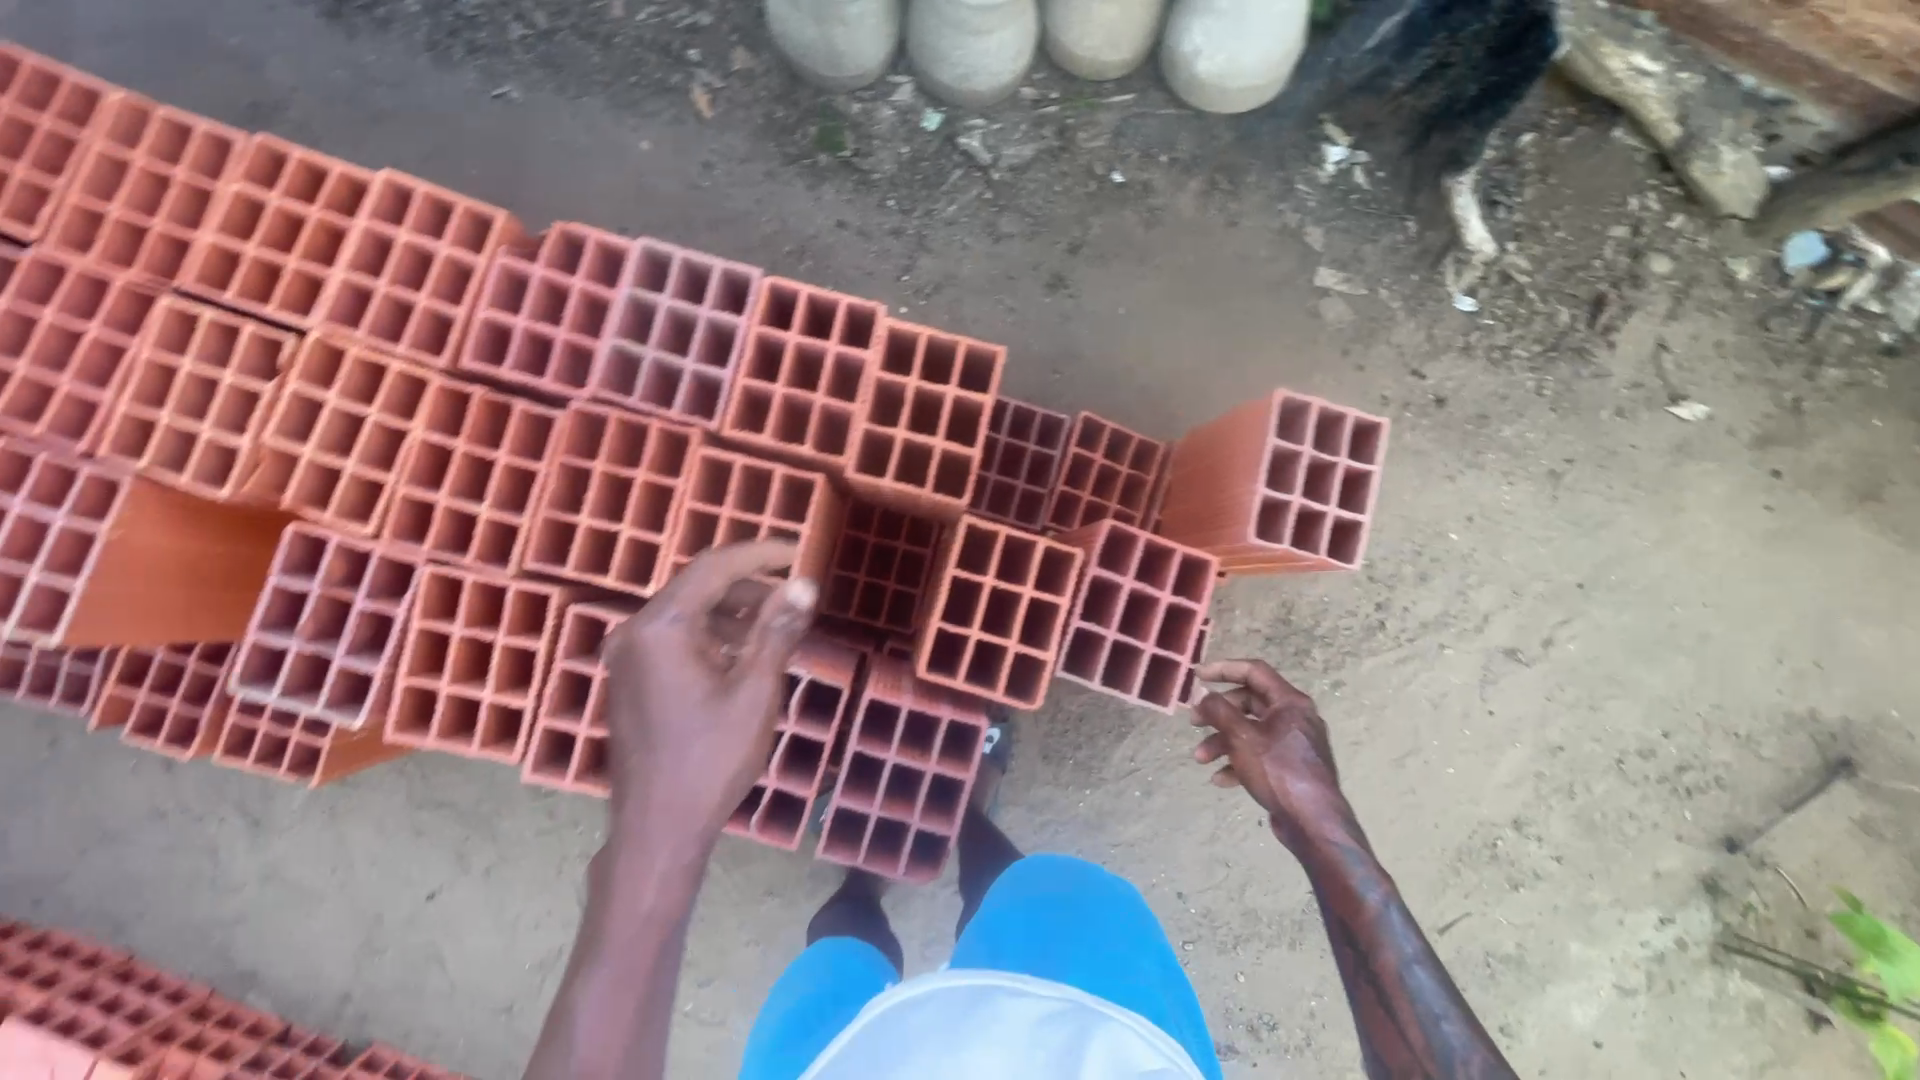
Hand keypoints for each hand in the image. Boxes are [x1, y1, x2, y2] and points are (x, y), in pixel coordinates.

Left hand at [600, 541, 816, 838]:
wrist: (657, 827)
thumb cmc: (710, 760)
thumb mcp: (754, 692)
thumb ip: (777, 631)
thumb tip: (804, 584)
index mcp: (661, 627)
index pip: (716, 567)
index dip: (762, 554)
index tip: (801, 553)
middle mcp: (635, 630)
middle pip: (699, 586)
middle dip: (751, 585)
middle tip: (796, 593)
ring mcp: (628, 655)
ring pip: (689, 612)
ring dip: (734, 611)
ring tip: (779, 625)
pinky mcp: (631, 677)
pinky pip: (677, 638)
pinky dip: (714, 635)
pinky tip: (746, 653)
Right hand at [1190, 659, 1353, 849]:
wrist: (1314, 822)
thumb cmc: (1278, 770)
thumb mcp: (1242, 737)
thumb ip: (1219, 711)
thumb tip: (1203, 695)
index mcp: (1289, 703)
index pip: (1253, 672)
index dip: (1223, 669)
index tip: (1197, 676)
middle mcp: (1295, 718)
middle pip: (1249, 703)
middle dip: (1218, 714)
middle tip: (1194, 722)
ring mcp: (1293, 744)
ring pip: (1250, 732)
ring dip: (1222, 742)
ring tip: (1201, 758)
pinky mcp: (1290, 768)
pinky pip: (1258, 756)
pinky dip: (1237, 763)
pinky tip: (1220, 779)